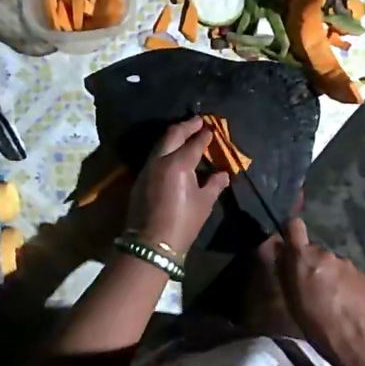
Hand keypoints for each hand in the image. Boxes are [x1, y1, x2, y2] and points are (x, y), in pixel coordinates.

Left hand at [127, 117, 231, 256]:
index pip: (194, 143)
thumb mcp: (204, 203)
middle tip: (199, 121)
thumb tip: (223, 173)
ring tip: (186, 132)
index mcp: (179, 164)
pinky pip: (155, 154)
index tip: (212, 129)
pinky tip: (173, 152)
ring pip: (161, 143)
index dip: (205, 135)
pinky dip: (166, 148)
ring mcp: (147, 167)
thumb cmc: (182, 223)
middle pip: (173, 134)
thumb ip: (214, 184)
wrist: (150, 244)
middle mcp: (161, 160)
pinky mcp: (140, 177)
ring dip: (174, 135)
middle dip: (187, 125)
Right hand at [261, 217, 364, 364]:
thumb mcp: (292, 300)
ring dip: (330, 274)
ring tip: (333, 299)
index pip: (294, 227)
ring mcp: (347, 263)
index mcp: (303, 257)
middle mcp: (325, 253)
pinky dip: (346, 284)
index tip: (292, 245)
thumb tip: (282, 254)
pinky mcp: (363, 274)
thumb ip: (287, 272)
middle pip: (315, 250)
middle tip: (313, 285)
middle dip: (313, 263)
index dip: (293, 233)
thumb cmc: (318, 324)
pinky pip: (348, 274)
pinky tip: (348, 303)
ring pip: (333, 263)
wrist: (359, 339)